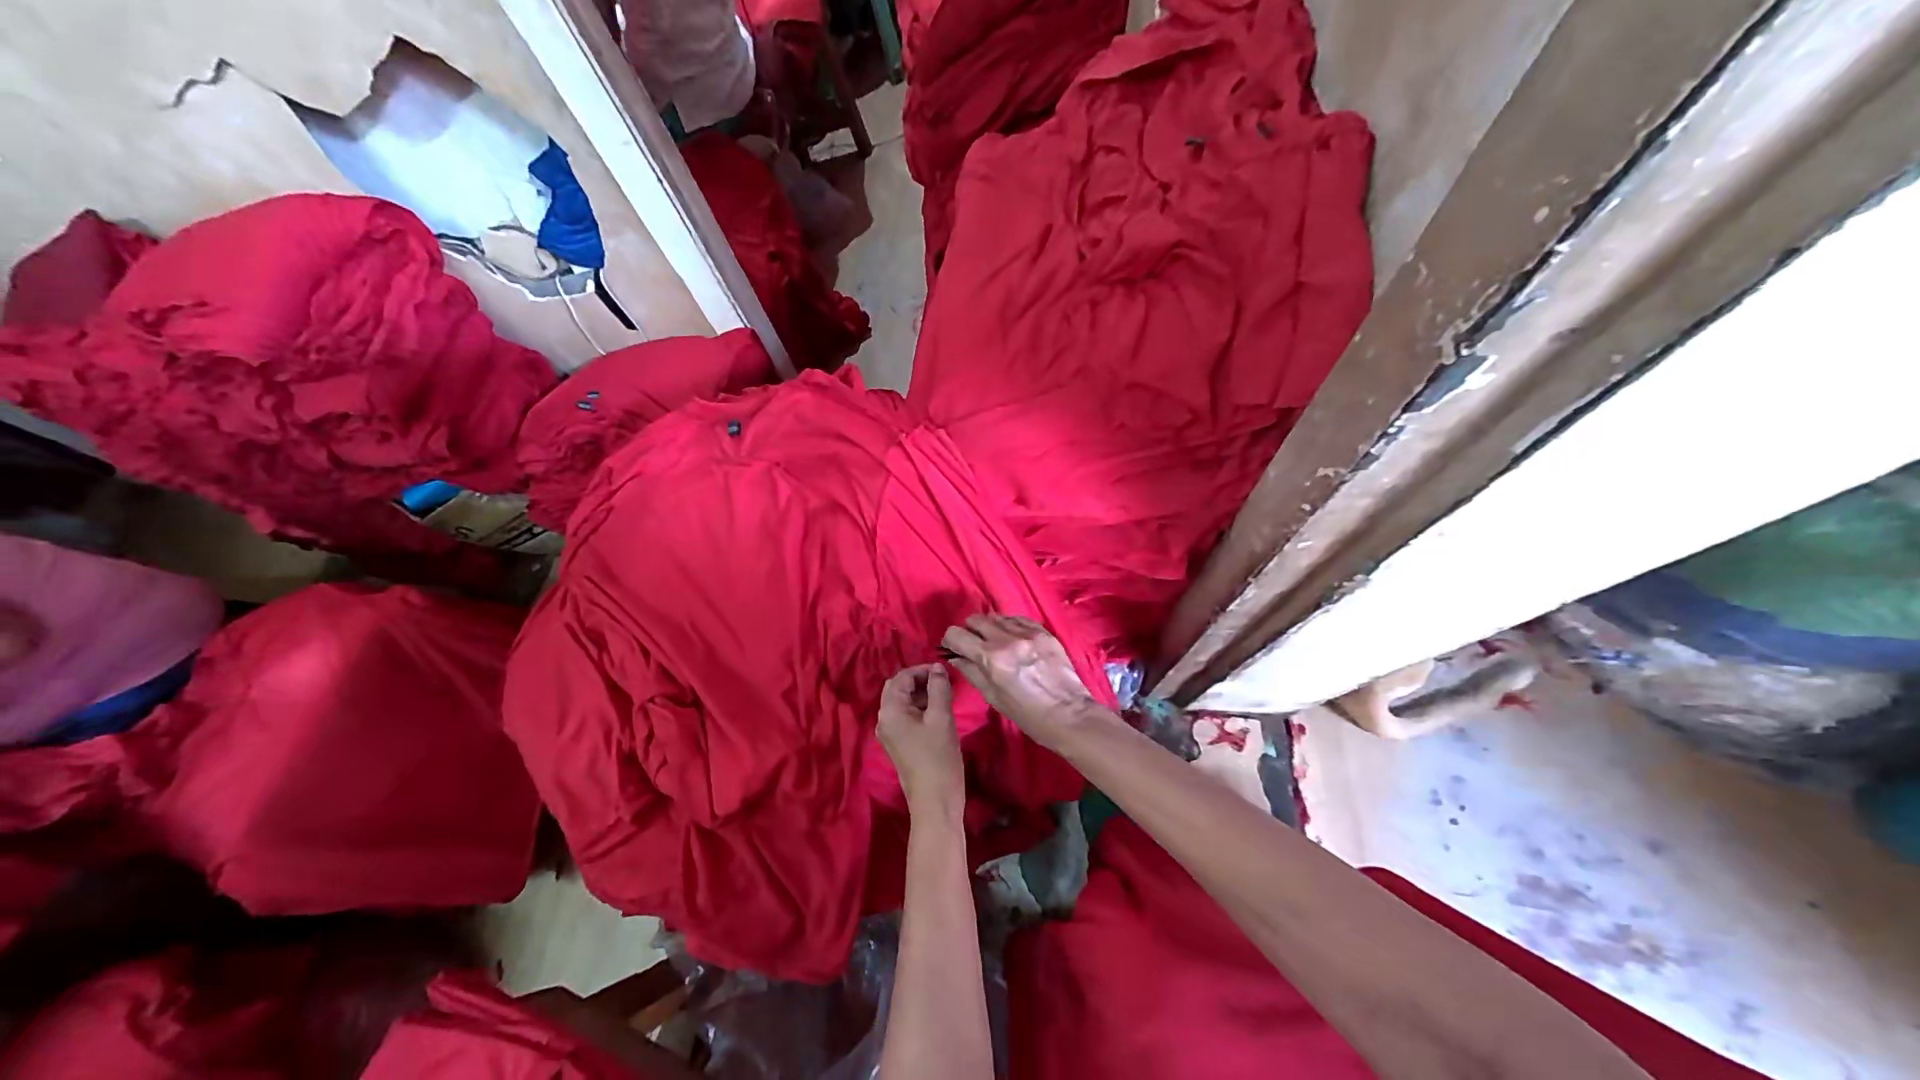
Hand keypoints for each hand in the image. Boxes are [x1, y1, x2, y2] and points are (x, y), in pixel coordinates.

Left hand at [878, 664, 964, 817]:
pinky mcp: (899, 743)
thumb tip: (937, 667)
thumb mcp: (941, 717)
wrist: (935, 800)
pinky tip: (939, 712)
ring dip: (922, 694)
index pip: (901, 677)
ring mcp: (890, 733)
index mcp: (889, 711)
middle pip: (898, 688)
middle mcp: (884, 719)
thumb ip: (939, 687)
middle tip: (945, 683)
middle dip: (920, 681)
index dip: (922, 670)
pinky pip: (906, 716)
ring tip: (945, 696)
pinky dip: (920, 708)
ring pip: (903, 702)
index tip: (944, 672)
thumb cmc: (938, 757)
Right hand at [941, 614, 1108, 749]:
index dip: (950, 641)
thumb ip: (971, 672)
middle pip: (976, 619)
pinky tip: (1012, 638)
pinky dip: (1009, 625)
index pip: (957, 634)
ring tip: (994, 642)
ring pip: (997, 616)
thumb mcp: (993, 697)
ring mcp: (1028, 632)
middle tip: (973, 646)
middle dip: (969, 631)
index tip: (953, 649)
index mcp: (991, 658)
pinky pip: (1018, 618)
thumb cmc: (1028, 714)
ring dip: (990, 627)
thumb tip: (956, 657)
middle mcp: (1007, 639)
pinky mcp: (1044, 631)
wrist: (1070, 715)